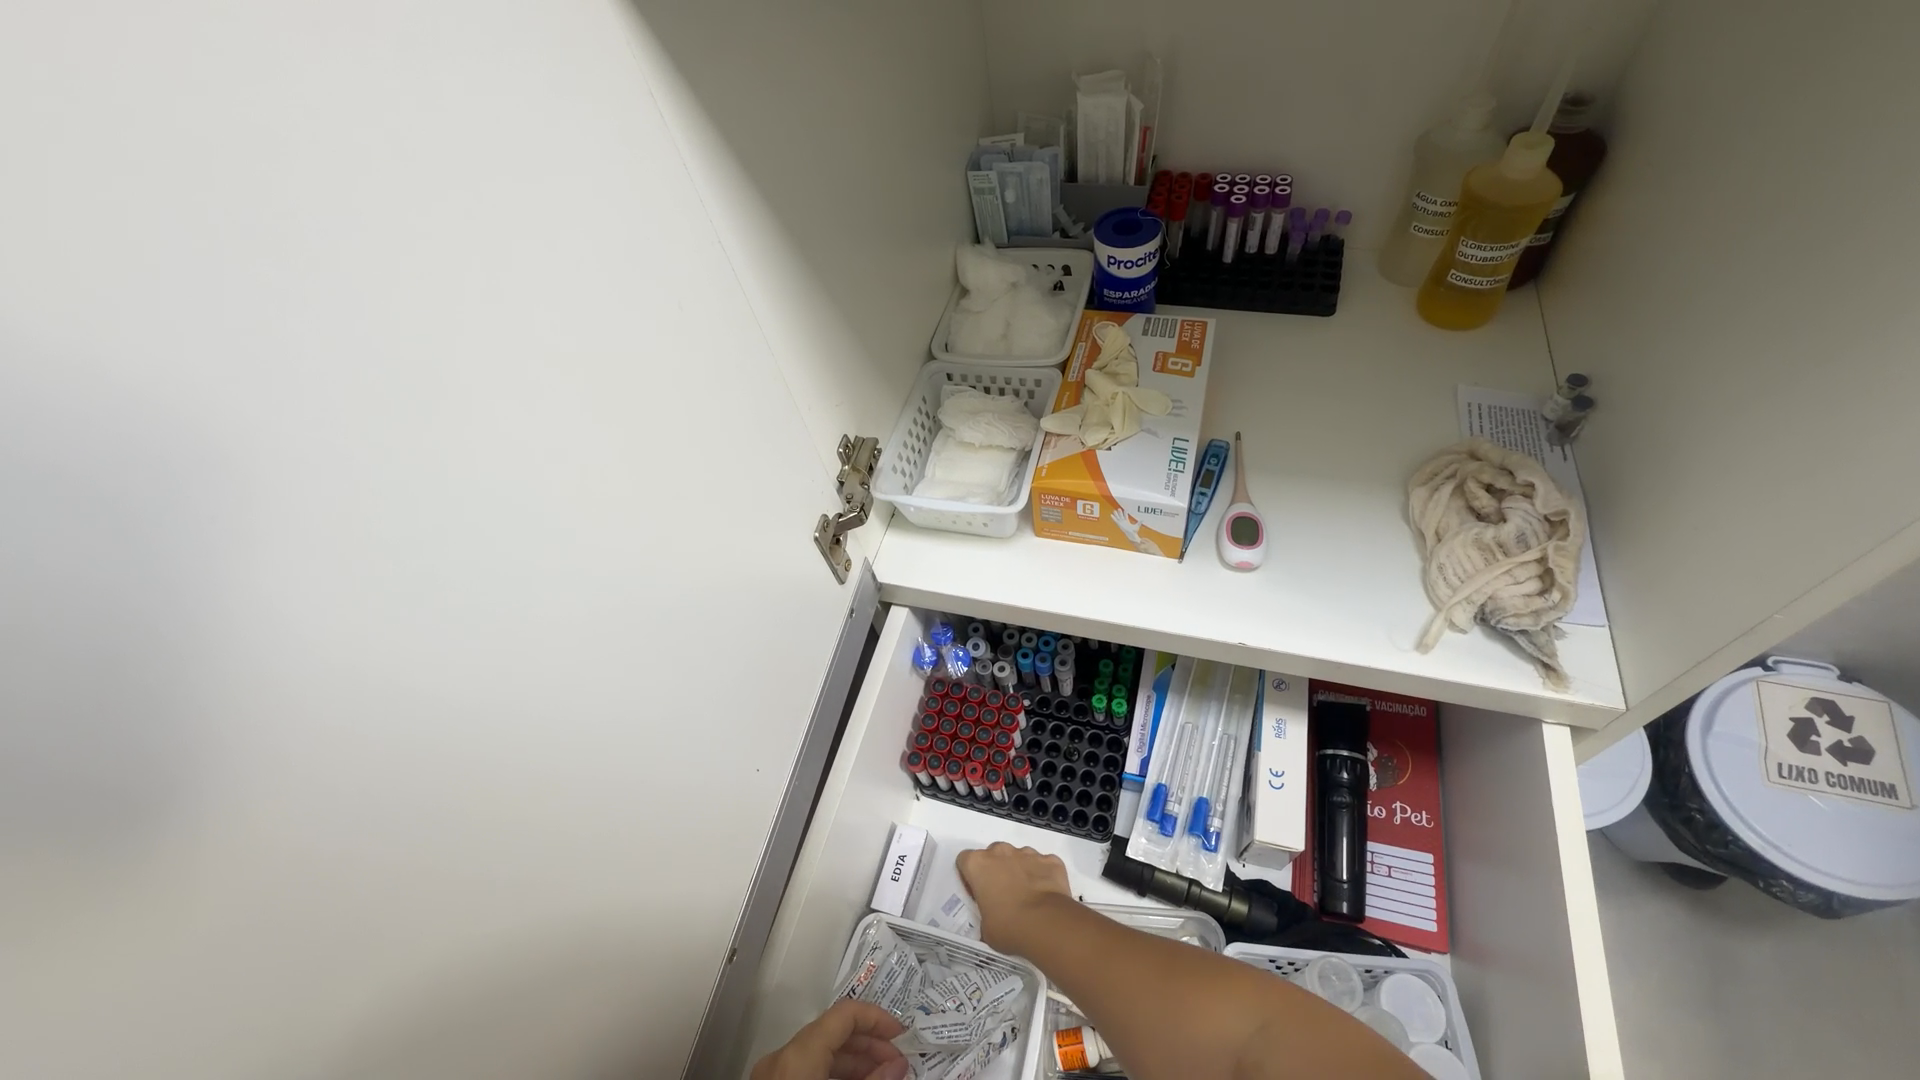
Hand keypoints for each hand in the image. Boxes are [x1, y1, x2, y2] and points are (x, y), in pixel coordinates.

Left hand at [749, 1000, 907, 1079]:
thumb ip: (874, 1078)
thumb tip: (898, 1063)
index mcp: (798, 1051)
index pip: (845, 1012)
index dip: (878, 1018)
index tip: (901, 1034)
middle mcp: (780, 1057)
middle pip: (834, 1032)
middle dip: (870, 1043)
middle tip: (898, 1060)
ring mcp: (772, 1073)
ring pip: (821, 1052)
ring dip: (855, 1060)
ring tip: (883, 1075)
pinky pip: (808, 1068)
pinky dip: (834, 1072)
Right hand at [956, 842, 1070, 954]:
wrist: (1046, 924)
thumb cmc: (1008, 927)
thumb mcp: (985, 927)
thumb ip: (984, 913)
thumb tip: (992, 918)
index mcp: (978, 864)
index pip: (966, 861)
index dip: (971, 876)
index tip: (978, 892)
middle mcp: (1001, 852)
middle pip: (994, 855)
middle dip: (997, 869)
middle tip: (1003, 894)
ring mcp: (1028, 853)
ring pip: (1020, 857)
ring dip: (1020, 871)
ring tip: (1027, 896)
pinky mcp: (1051, 860)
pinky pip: (1044, 865)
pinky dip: (1043, 875)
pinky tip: (1046, 894)